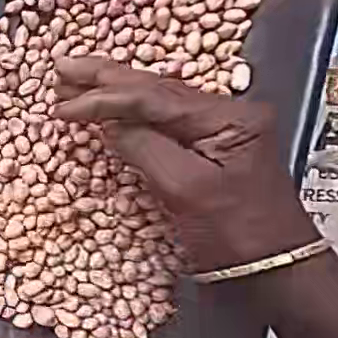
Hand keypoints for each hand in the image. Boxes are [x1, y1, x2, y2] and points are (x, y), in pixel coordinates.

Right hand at [51, 57, 316, 273]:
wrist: (275, 270)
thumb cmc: (237, 236)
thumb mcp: (186, 191)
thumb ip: (144, 148)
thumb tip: (107, 123)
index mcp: (228, 118)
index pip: (154, 97)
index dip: (103, 99)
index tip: (64, 106)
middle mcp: (226, 113)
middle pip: (155, 86)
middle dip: (105, 77)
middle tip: (63, 66)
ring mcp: (219, 127)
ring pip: (157, 98)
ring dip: (114, 89)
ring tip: (75, 78)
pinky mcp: (209, 145)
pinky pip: (163, 118)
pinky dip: (130, 109)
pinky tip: (109, 102)